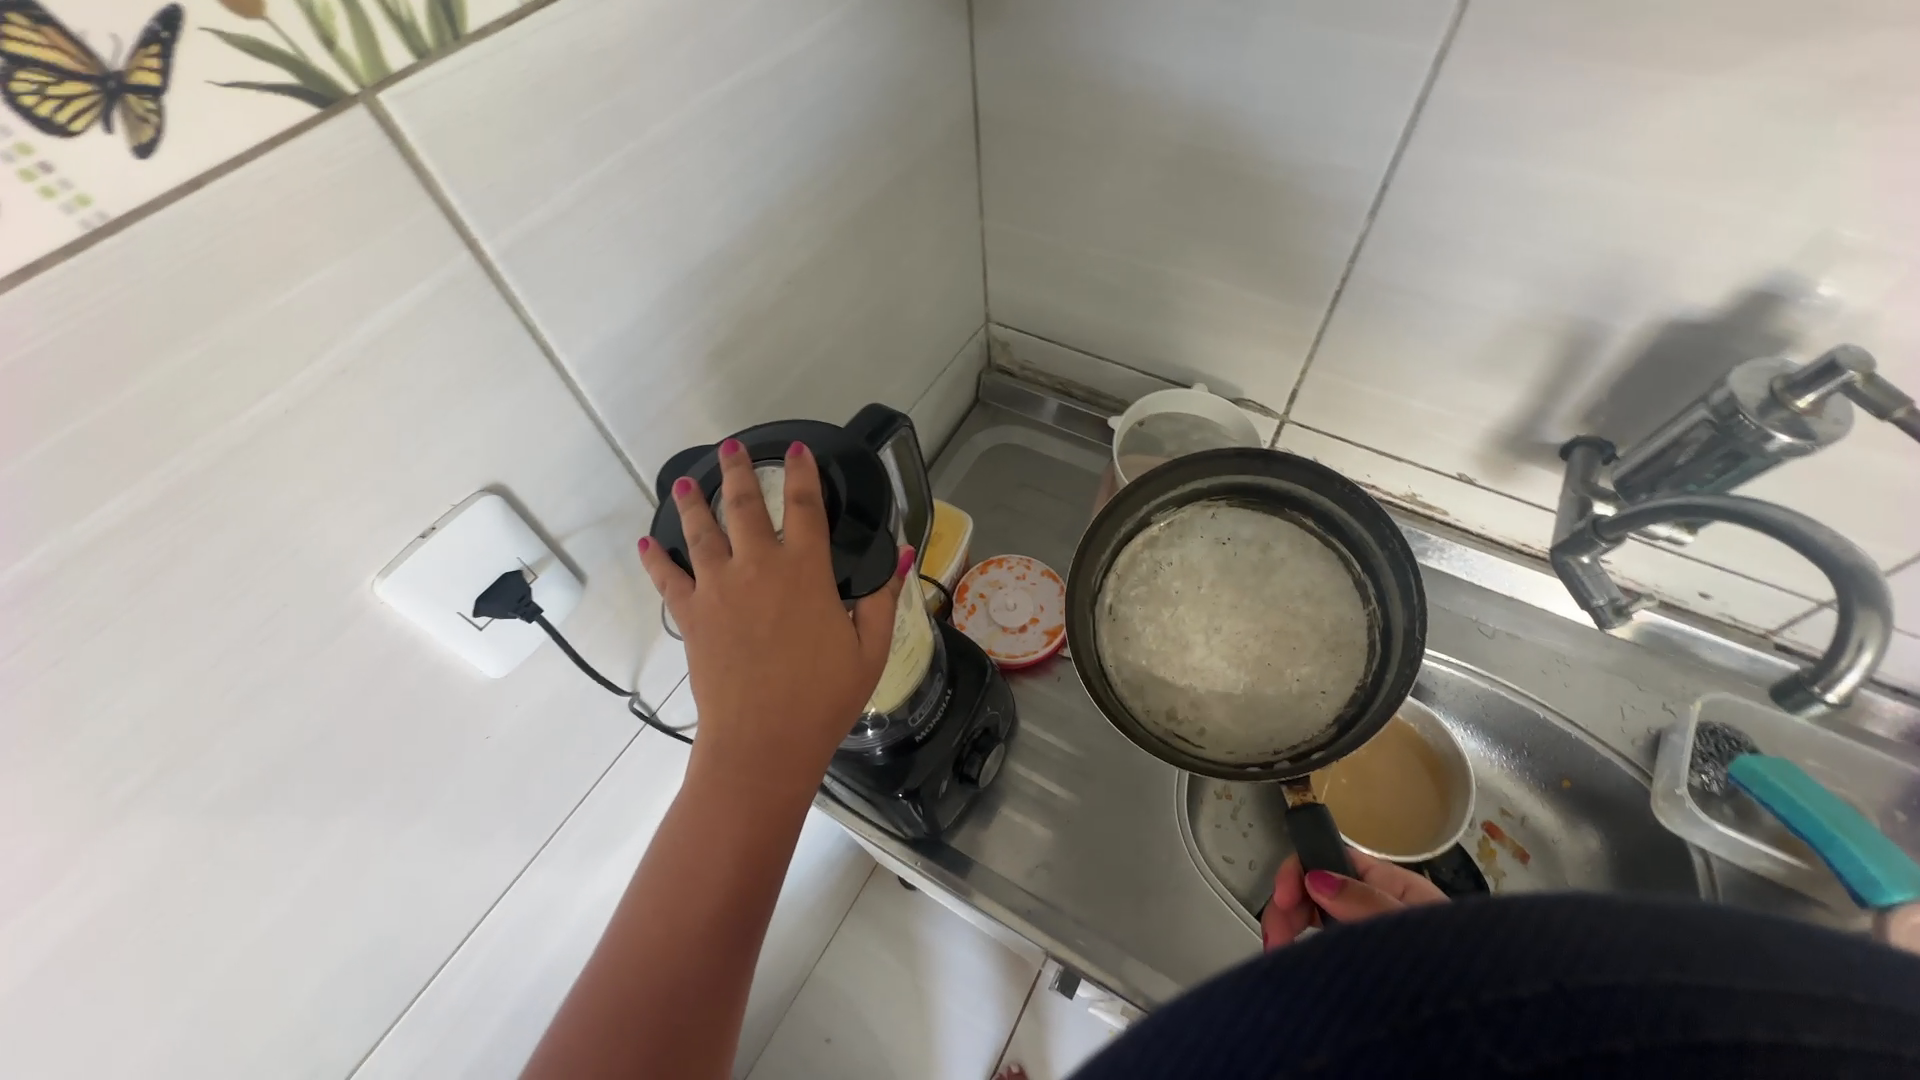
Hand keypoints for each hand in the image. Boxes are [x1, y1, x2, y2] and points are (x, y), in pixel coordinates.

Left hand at [639, 438, 907, 791]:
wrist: (764, 741)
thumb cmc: (824, 697)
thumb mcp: (870, 648)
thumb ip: (884, 596)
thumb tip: (903, 553)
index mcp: (805, 571)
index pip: (805, 505)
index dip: (802, 472)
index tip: (797, 449)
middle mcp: (758, 566)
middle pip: (743, 505)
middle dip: (737, 470)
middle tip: (731, 447)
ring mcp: (718, 588)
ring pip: (701, 531)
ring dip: (692, 501)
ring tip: (684, 480)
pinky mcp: (691, 615)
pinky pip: (668, 577)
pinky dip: (656, 557)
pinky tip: (648, 541)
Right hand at [1261, 848, 1447, 948]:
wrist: (1492, 1010)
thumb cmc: (1459, 964)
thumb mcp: (1413, 928)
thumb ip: (1366, 902)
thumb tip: (1314, 877)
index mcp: (1389, 884)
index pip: (1329, 856)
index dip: (1299, 870)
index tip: (1283, 898)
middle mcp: (1374, 901)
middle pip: (1314, 886)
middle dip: (1287, 907)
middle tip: (1273, 940)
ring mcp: (1368, 929)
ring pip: (1314, 916)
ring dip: (1290, 928)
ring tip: (1279, 955)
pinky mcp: (1363, 956)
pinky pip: (1324, 943)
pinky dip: (1303, 949)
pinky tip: (1296, 963)